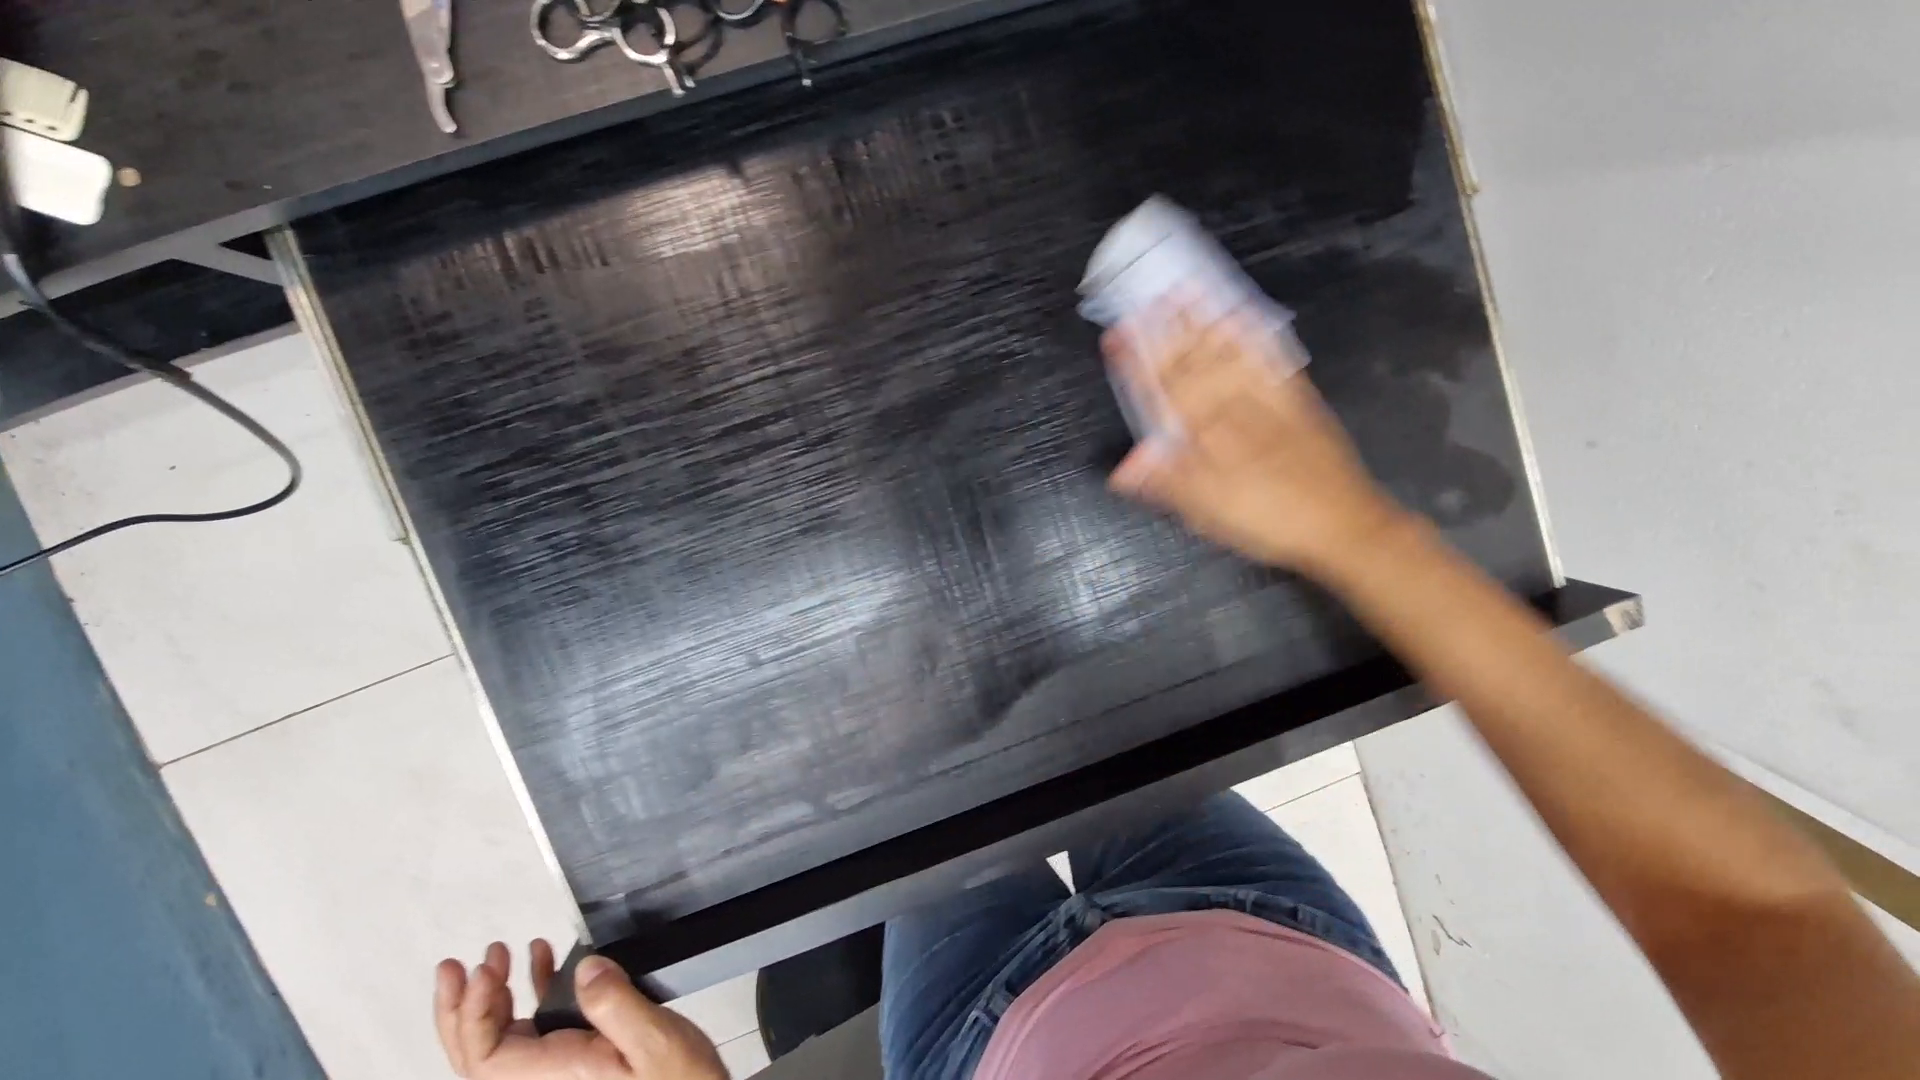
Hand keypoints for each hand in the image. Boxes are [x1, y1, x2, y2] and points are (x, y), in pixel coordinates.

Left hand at [434, 940, 728, 1079]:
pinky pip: (535, 1029)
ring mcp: (559, 1068)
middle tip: (456, 966)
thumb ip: (616, 1007)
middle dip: (461, 1010)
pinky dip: (528, 994)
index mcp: (555, 1079)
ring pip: (500, 1042)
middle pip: (478, 1056)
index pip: (484, 1061)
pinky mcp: (577, 1055)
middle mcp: (546, 1078)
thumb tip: (583, 968)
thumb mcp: (654, 1043)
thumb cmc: (681, 1079)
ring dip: (489, 999)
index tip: (485, 970)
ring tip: (496, 954)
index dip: (472, 1016)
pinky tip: (539, 958)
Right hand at [1103, 306, 1406, 575]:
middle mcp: (1236, 411)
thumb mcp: (1210, 514)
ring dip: (1205, 322)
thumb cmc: (1271, 522)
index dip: (1138, 362)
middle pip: (1194, 364)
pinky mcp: (1298, 400)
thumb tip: (1123, 469)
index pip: (1164, 390)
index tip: (1120, 334)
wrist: (1343, 527)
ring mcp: (1269, 401)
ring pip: (1229, 354)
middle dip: (1166, 331)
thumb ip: (1167, 484)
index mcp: (1208, 439)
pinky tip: (1242, 316)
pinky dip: (1254, 335)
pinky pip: (1272, 360)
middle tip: (1147, 296)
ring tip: (1187, 290)